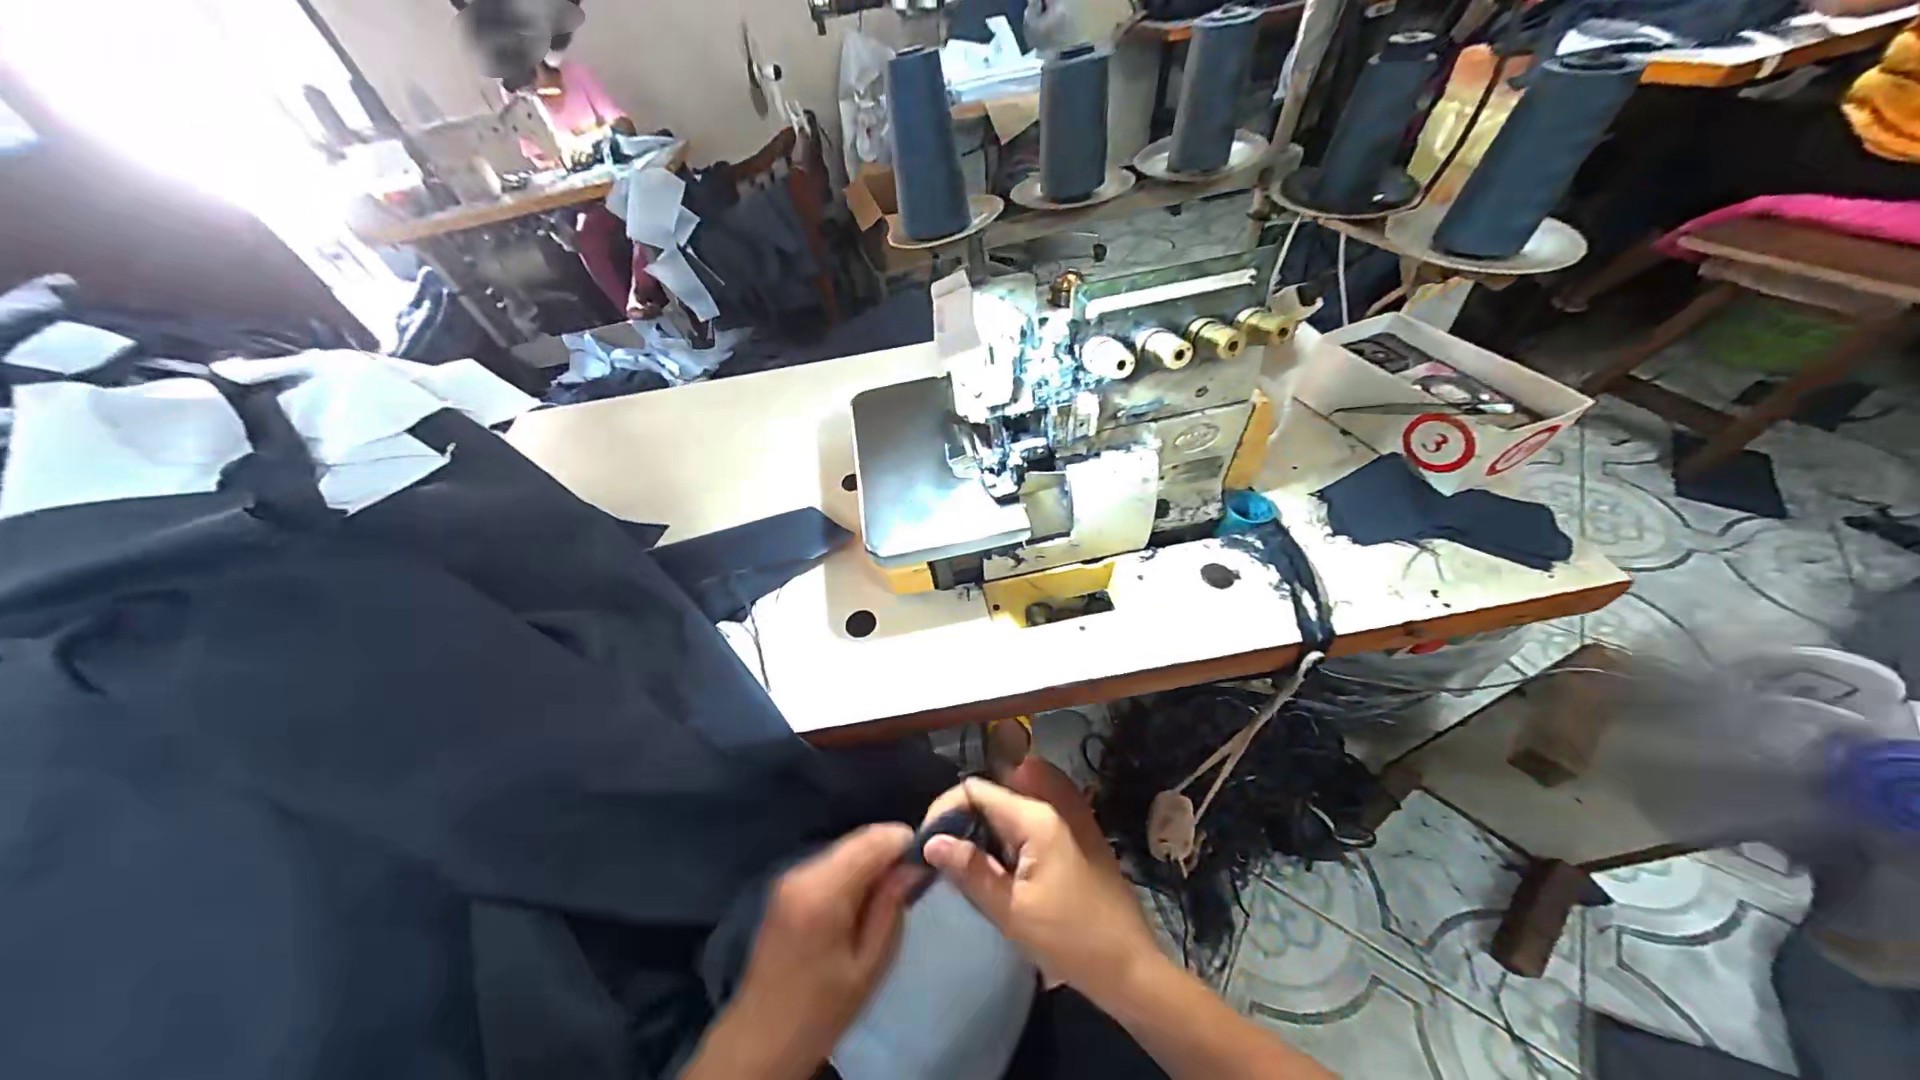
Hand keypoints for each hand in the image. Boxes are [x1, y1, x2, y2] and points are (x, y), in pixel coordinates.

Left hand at [685, 824, 924, 1079]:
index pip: (874, 840)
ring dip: (871, 858)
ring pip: (844, 847)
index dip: (904, 842)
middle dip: (888, 849)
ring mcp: (789, 875)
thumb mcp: (869, 965)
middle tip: (912, 877)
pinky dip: (852, 868)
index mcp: (823, 893)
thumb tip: (913, 866)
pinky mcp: (785, 884)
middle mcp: (803, 872)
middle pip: (858, 839)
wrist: (761, 1038)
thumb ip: (891, 907)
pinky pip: (830, 861)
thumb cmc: (821, 1010)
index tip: (925, 862)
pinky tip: (862, 897)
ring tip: (891, 889)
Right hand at [920, 778, 1160, 995]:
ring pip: (1011, 804)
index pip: (975, 789)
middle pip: (994, 792)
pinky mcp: (1075, 835)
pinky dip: (1008, 830)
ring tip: (968, 859)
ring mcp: (1068, 817)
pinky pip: (1031, 818)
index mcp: (1036, 817)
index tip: (928, 843)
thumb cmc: (1070, 940)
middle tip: (945, 854)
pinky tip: (999, 861)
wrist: (1129, 966)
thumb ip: (970, 871)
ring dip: (984, 824)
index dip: (945, 809)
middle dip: (963, 817)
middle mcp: (1053, 805)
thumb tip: (931, 841)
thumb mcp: (1011, 911)